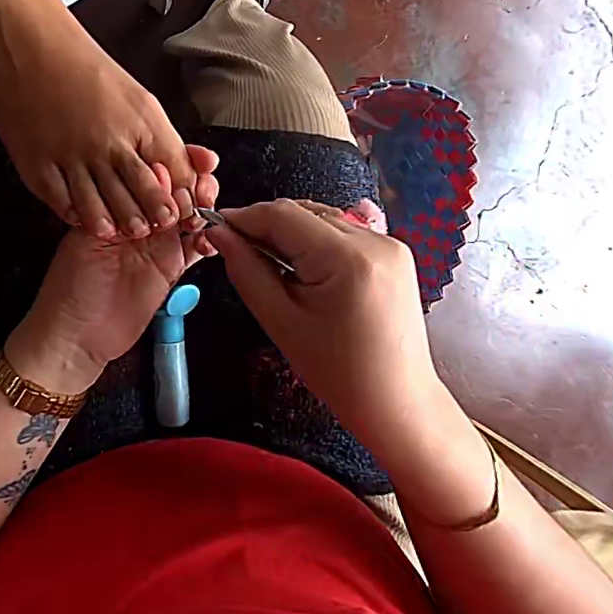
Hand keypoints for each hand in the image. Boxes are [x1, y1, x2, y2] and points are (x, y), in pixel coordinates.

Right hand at [0, 0, 195, 240]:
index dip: (182, 196)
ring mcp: (73, 158)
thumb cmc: (71, 54)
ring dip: (116, 223)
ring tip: (120, 230)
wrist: (20, 36)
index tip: (181, 207)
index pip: (176, 171)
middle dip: (153, 217)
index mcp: (140, 119)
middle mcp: (110, 143)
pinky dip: (76, 214)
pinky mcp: (38, 165)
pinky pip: (64, 203)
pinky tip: (82, 217)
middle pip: (144, 196)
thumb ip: (149, 128)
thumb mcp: (128, 88)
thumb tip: (168, 160)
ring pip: (105, 208)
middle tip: (153, 228)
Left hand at [10, 156, 219, 389]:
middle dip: (194, 178)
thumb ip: (121, 208)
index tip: (191, 155)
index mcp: (116, 204)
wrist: (77, 336)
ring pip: (190, 214)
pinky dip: (210, 240)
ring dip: (205, 204)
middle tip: (203, 179)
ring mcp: (157, 243)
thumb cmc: (70, 286)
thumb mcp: (89, 238)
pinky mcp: (171, 268)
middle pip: (176, 190)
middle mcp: (139, 219)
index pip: (149, 173)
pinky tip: (214, 236)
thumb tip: (152, 171)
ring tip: (208, 203)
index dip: (174, 161)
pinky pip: (196, 248)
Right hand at [203, 198, 431, 421]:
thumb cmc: (337, 371)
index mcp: (347, 259)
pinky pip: (340, 231)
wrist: (397, 401)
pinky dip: (313, 240)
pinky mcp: (393, 252)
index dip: (243, 217)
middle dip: (264, 225)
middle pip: (302, 212)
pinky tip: (302, 267)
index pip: (282, 215)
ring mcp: (388, 244)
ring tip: (269, 263)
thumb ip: (244, 269)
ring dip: (288, 232)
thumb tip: (218, 234)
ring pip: (320, 217)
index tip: (216, 228)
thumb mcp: (279, 320)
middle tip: (236, 249)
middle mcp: (374, 241)